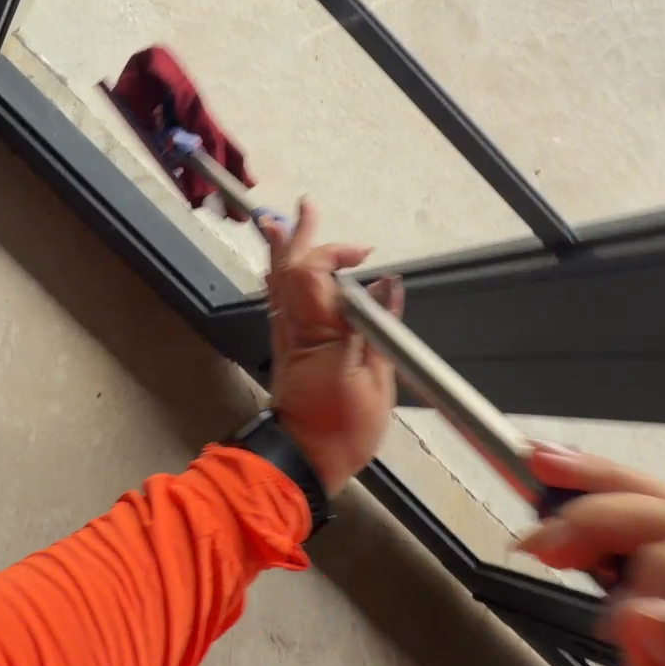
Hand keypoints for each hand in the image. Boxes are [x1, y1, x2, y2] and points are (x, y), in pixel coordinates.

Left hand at [259, 199, 403, 491]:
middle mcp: (295, 326)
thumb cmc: (343, 427)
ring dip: (282, 249)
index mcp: (321, 333)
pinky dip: (280, 276)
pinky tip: (282, 266)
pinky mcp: (283, 345)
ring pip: (277, 281)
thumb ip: (379, 330)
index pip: (315, 273)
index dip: (334, 252)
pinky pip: (278, 299)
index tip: (365, 253)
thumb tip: (387, 286)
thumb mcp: (375, 383)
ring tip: (282, 223)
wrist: (303, 458)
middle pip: (288, 269)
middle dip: (298, 235)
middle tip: (307, 207)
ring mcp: (284, 334)